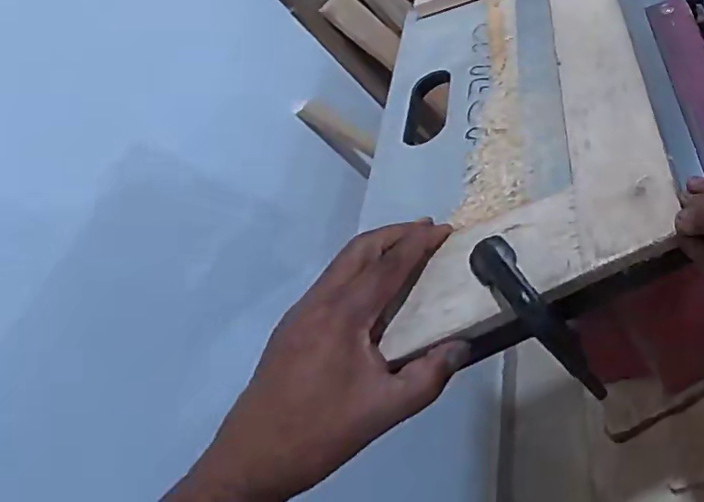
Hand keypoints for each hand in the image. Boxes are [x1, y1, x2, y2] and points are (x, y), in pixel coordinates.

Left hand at [165, 220, 468, 501]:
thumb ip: (431, 375)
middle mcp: (317, 307)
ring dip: (379, 248)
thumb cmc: (315, 435)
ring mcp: (298, 317)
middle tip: (430, 231)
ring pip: (342, 263)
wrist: (240, 473)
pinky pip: (333, 280)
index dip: (419, 242)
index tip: (447, 230)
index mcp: (341, 318)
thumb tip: (463, 345)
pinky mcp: (290, 331)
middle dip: (397, 233)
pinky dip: (362, 266)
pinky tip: (377, 287)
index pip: (387, 265)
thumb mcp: (384, 411)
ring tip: (409, 251)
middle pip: (359, 250)